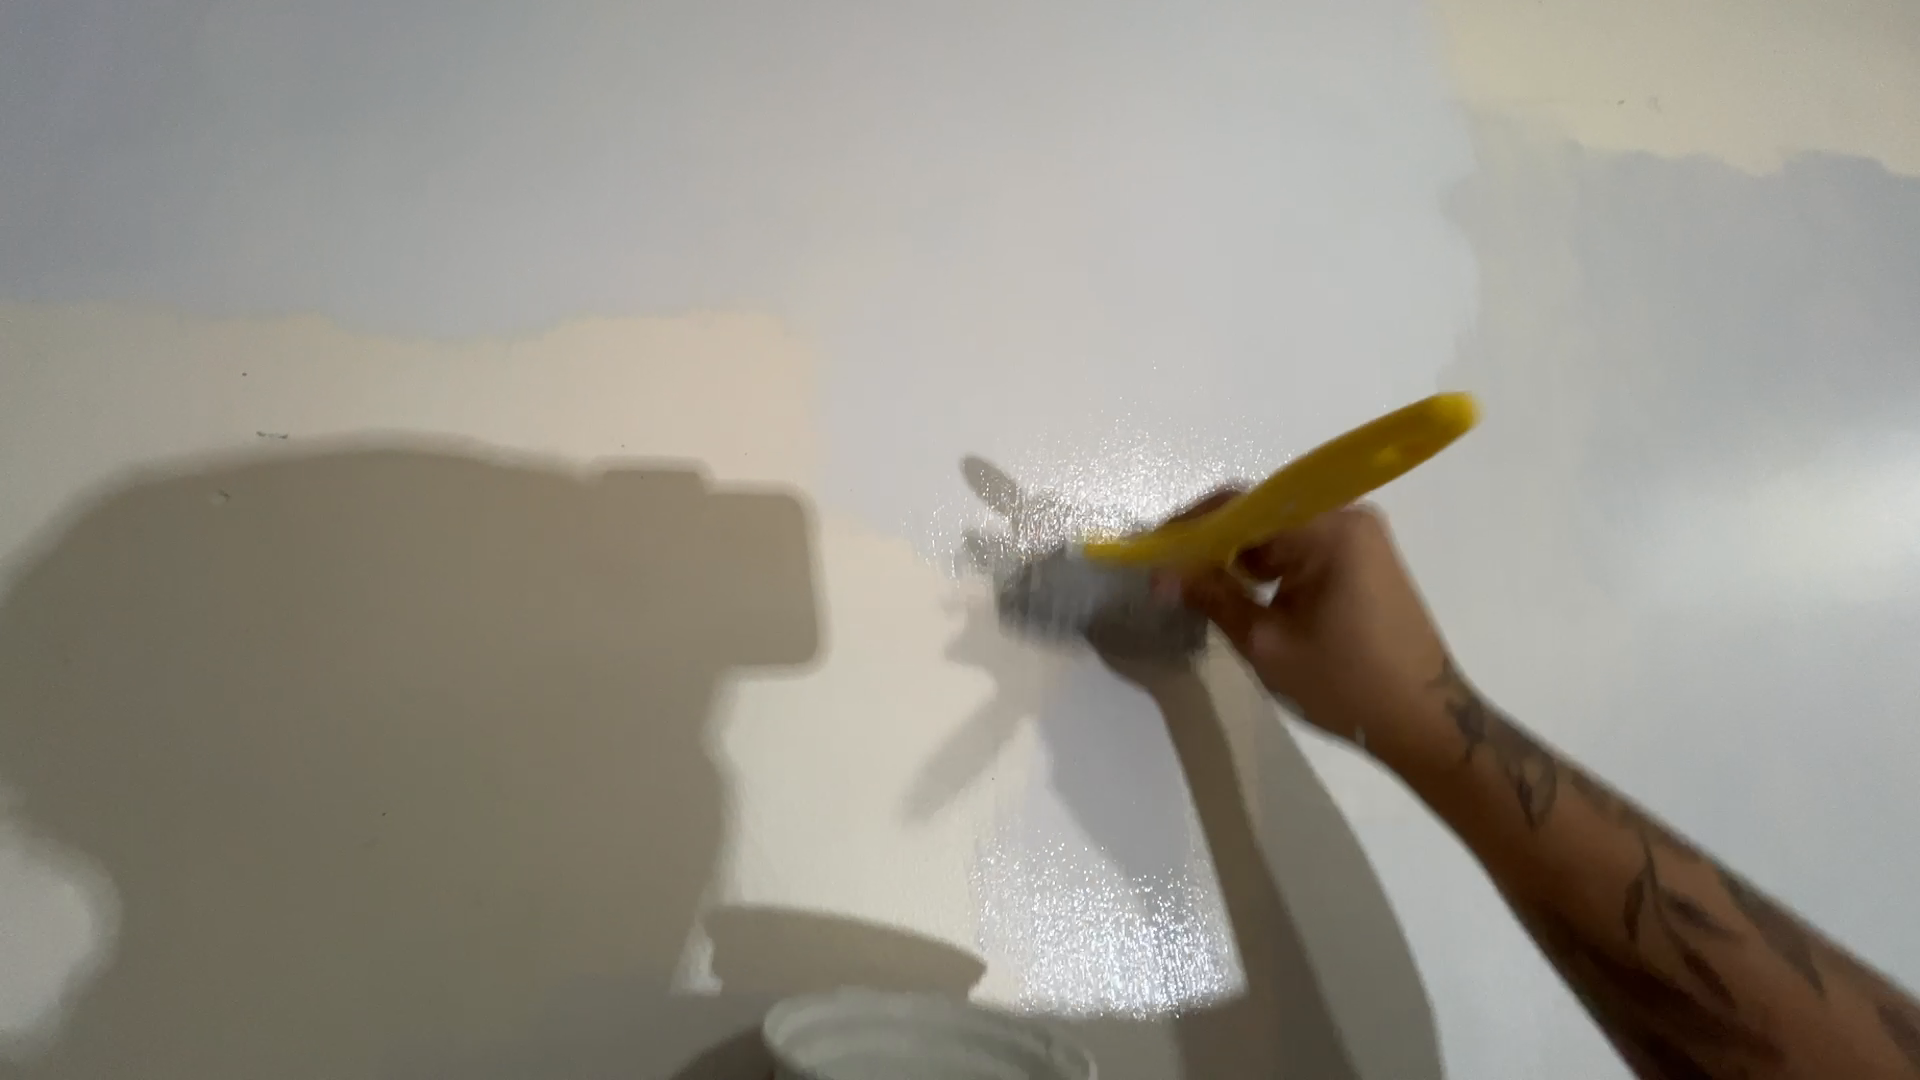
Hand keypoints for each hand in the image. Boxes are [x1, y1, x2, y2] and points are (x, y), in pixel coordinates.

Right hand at [1155, 495, 1448, 755]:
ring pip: (1274, 530)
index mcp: (1328, 530)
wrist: (1424, 722)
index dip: (1190, 526)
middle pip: (1258, 512)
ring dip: (1235, 555)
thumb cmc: (1344, 684)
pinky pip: (1296, 546)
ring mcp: (1356, 537)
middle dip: (1210, 542)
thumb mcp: (1264, 642)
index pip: (1240, 505)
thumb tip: (1157, 575)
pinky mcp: (1359, 557)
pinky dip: (1263, 565)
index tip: (1153, 554)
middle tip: (1170, 573)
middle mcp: (1345, 517)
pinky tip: (1240, 592)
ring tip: (1196, 587)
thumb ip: (1209, 597)